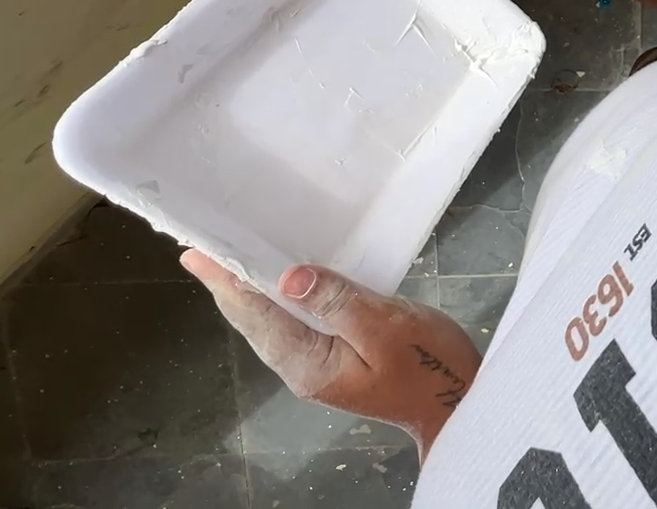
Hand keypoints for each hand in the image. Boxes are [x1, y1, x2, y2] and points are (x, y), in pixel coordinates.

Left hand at [180, 250, 481, 455]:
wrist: (457, 401)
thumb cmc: (428, 363)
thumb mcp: (388, 326)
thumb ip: (340, 303)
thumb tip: (291, 278)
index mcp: (309, 363)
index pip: (258, 316)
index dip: (229, 284)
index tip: (199, 256)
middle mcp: (304, 368)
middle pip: (258, 323)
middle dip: (231, 288)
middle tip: (204, 254)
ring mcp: (320, 366)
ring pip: (275, 324)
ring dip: (254, 293)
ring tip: (234, 265)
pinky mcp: (339, 358)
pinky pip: (299, 324)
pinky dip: (284, 300)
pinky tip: (288, 286)